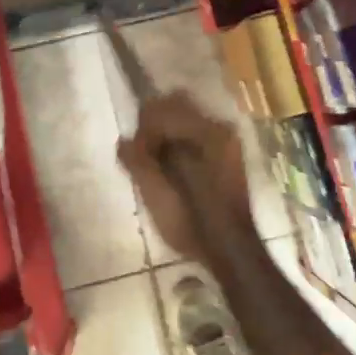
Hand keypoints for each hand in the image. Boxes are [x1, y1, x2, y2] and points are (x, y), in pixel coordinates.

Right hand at [117, 91, 253, 262]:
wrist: (232, 250)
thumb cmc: (192, 223)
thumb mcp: (157, 195)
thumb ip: (138, 161)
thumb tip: (123, 141)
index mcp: (205, 131)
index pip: (161, 108)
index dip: (143, 130)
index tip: (136, 156)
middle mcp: (219, 126)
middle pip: (176, 103)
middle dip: (154, 123)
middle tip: (145, 155)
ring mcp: (227, 139)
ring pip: (186, 116)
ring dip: (166, 132)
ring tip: (157, 163)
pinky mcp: (228, 153)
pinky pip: (197, 132)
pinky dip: (180, 141)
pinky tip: (173, 169)